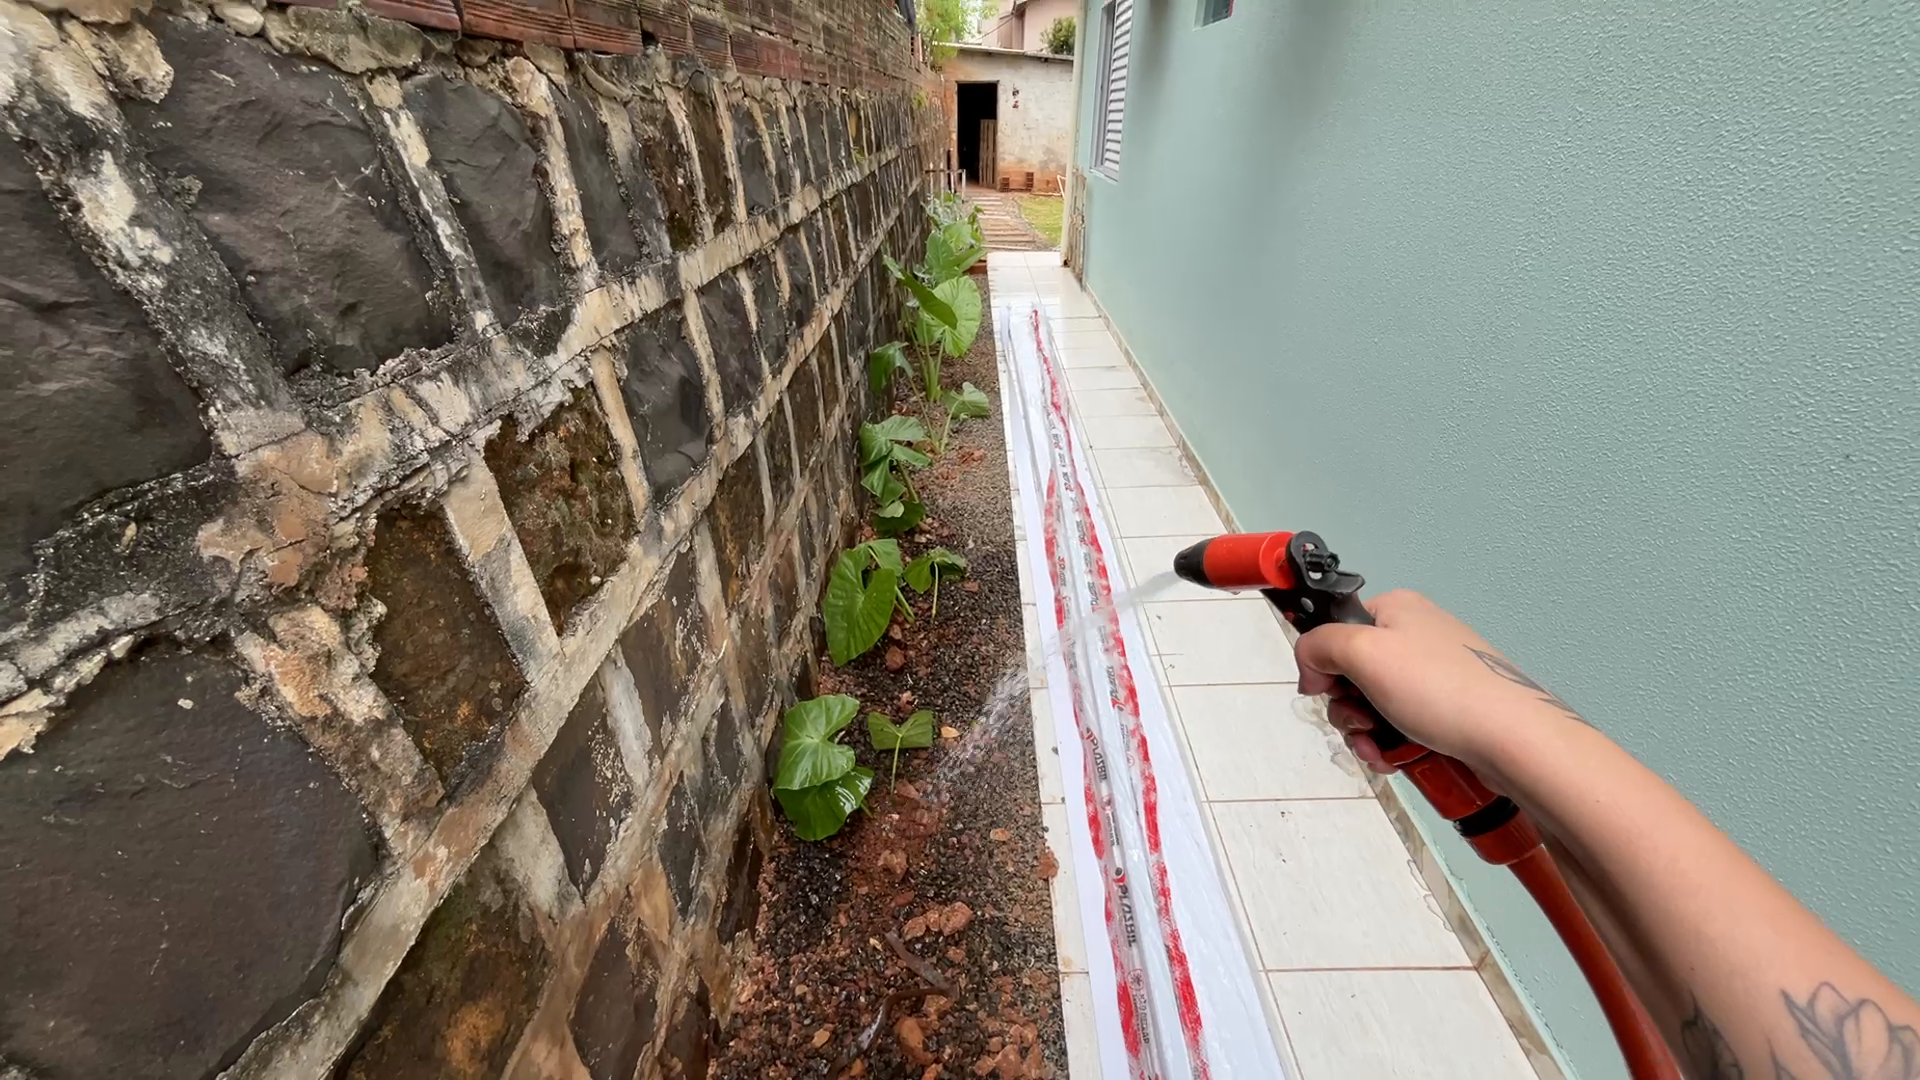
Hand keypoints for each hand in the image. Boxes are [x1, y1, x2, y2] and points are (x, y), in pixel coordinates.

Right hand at [1293, 590, 1585, 776]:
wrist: (1518, 742)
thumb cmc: (1437, 687)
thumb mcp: (1361, 650)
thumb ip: (1316, 646)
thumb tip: (1311, 670)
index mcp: (1396, 609)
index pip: (1334, 626)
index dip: (1320, 659)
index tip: (1323, 687)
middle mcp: (1415, 637)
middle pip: (1349, 670)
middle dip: (1343, 705)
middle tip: (1360, 721)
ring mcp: (1434, 676)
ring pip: (1371, 703)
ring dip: (1363, 731)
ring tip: (1379, 748)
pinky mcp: (1449, 712)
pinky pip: (1398, 725)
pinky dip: (1388, 744)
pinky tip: (1393, 759)